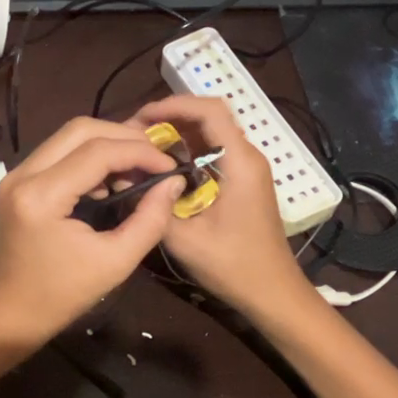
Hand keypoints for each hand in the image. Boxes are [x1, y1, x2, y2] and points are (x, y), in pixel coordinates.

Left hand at [0, 117, 181, 345]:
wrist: (14, 313)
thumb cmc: (64, 294)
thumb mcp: (116, 261)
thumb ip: (150, 219)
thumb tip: (173, 181)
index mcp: (41, 196)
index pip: (97, 151)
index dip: (140, 152)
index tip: (171, 166)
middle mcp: (22, 176)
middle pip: (80, 129)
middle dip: (123, 137)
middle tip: (155, 159)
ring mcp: (15, 176)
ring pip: (67, 137)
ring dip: (106, 145)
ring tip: (136, 171)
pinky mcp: (16, 182)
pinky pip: (57, 153)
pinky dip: (87, 158)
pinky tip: (109, 182)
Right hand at [129, 96, 319, 324]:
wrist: (271, 292)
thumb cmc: (233, 265)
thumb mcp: (184, 239)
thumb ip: (154, 205)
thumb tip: (126, 180)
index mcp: (239, 163)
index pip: (209, 110)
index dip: (173, 105)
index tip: (140, 118)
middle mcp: (246, 157)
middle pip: (207, 118)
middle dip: (168, 120)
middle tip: (132, 135)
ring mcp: (245, 170)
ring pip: (208, 136)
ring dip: (174, 137)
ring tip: (139, 150)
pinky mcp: (240, 183)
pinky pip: (211, 155)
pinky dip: (184, 155)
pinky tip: (159, 171)